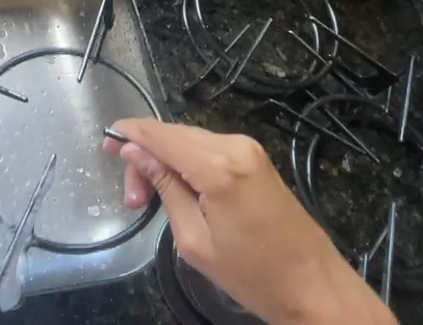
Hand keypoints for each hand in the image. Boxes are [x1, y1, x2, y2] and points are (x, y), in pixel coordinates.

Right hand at [106, 119, 395, 324]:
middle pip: (172, 134)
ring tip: (153, 199)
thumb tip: (133, 150)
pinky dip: (187, 162)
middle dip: (146, 157)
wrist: (318, 290)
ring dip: (165, 160)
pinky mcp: (255, 158)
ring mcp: (247, 148)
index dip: (129, 133)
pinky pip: (208, 148)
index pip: (159, 133)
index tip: (105, 141)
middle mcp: (233, 145)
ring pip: (188, 139)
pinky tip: (180, 189)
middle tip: (134, 199)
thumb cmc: (254, 275)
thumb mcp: (195, 240)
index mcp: (218, 166)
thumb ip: (164, 188)